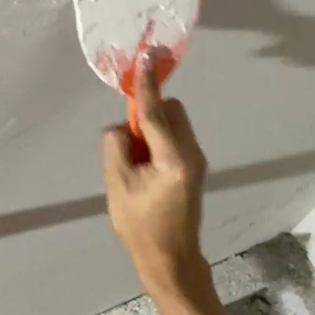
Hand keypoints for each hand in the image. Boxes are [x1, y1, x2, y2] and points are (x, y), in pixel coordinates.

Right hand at [102, 50, 209, 288]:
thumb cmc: (140, 225)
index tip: (145, 56)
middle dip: (149, 114)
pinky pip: (175, 137)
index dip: (146, 83)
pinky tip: (145, 169)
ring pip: (174, 122)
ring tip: (136, 164)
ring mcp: (197, 159)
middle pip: (171, 110)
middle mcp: (192, 153)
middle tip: (129, 145)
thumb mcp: (118, 185)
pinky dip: (158, 141)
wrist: (170, 258)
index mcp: (173, 159)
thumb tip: (125, 128)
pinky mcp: (195, 166)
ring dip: (153, 129)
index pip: (155, 112)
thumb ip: (117, 145)